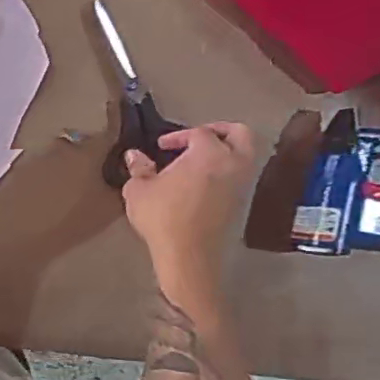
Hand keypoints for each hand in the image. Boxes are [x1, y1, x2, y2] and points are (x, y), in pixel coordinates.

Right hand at [121, 122, 256, 301]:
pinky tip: (204, 179)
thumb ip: (139, 168)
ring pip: (245, 152)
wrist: (187, 250)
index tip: (160, 146)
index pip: (199, 132)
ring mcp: (242, 181)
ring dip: (225, 149)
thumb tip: (134, 155)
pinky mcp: (242, 198)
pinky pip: (240, 171)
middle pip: (239, 133)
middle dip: (219, 129)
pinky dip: (226, 167)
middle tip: (195, 137)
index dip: (178, 136)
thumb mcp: (138, 189)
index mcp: (208, 153)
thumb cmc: (160, 215)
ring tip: (199, 159)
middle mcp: (233, 161)